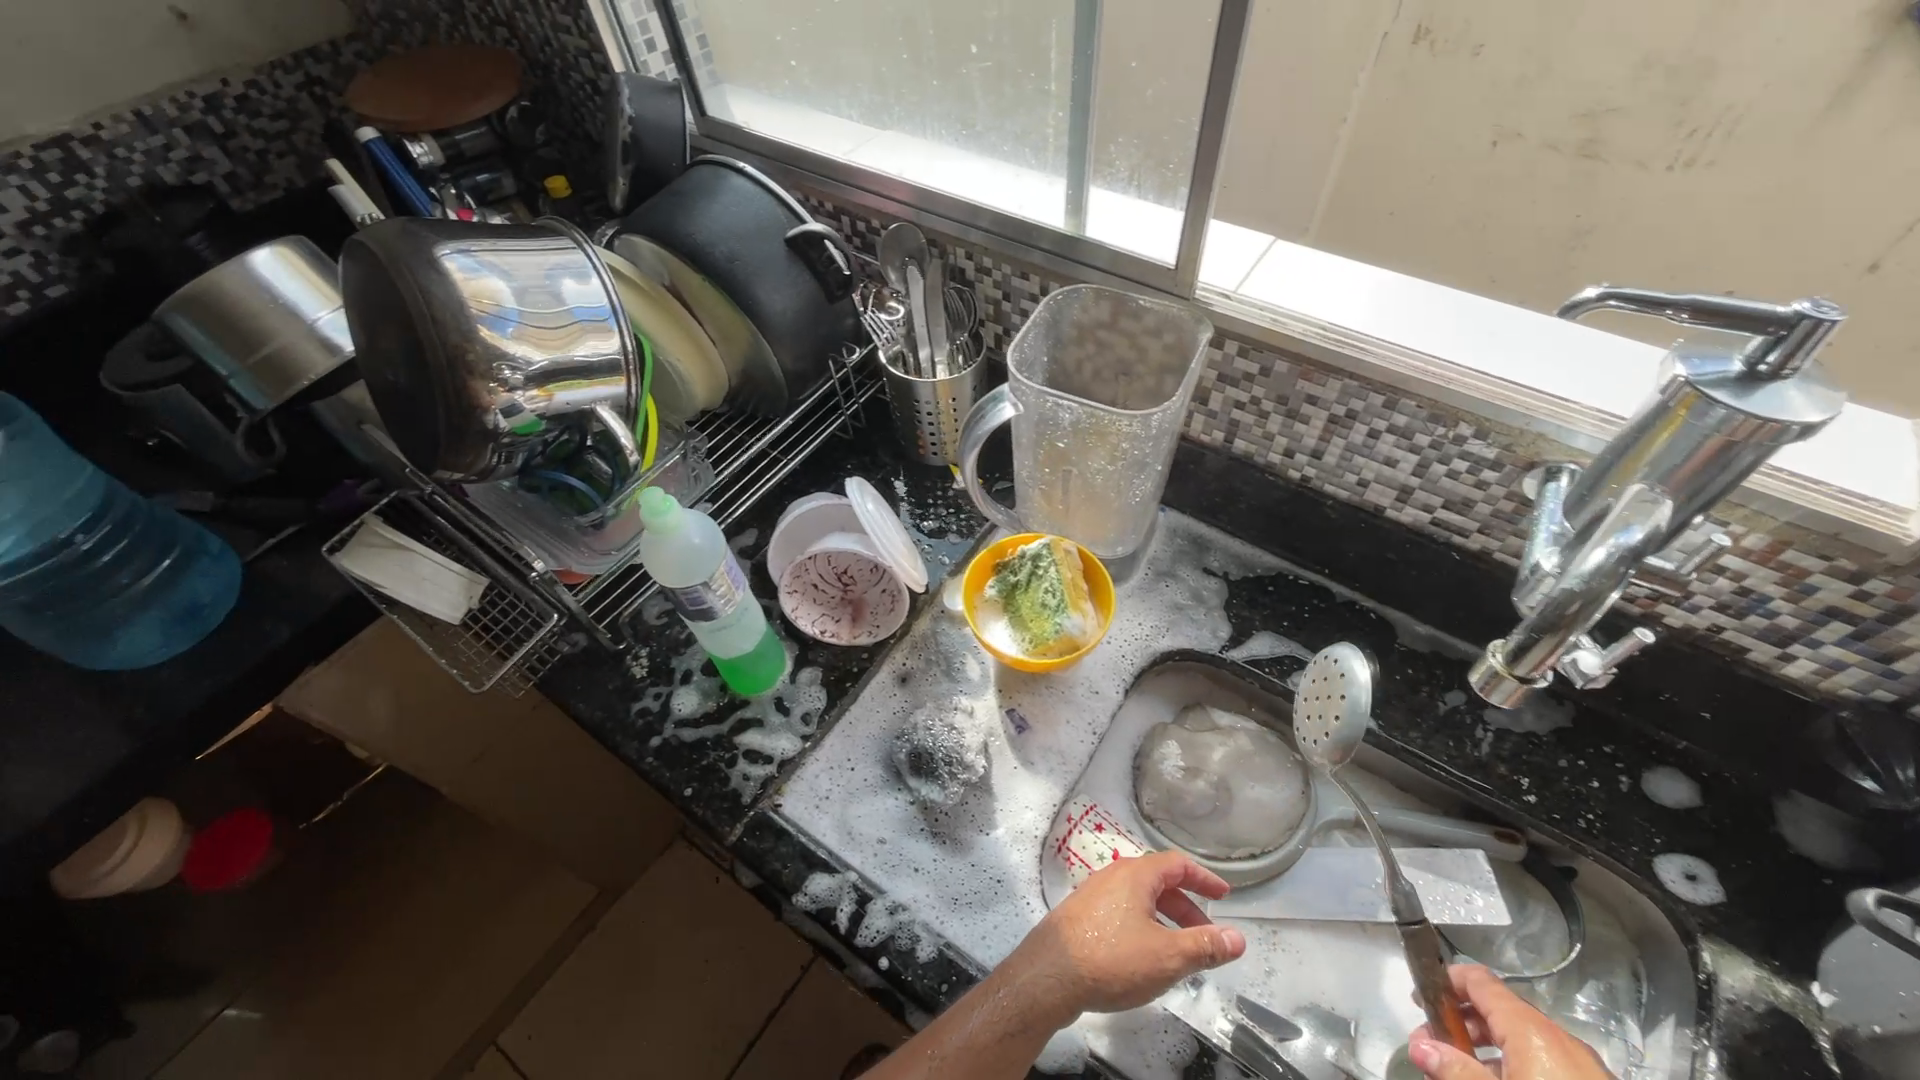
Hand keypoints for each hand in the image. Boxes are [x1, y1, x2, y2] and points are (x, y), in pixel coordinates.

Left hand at [1002, 851, 1246, 1026]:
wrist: (1048, 977)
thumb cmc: (1112, 959)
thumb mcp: (1167, 956)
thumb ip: (1205, 946)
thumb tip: (1238, 937)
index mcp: (1135, 875)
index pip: (1177, 864)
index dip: (1203, 878)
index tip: (1224, 895)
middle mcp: (1113, 876)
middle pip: (1158, 882)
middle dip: (1186, 908)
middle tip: (1206, 936)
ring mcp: (1093, 895)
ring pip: (1138, 900)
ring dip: (1164, 920)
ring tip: (1178, 952)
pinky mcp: (1080, 917)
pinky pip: (1121, 913)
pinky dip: (1142, 927)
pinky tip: (1143, 958)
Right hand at [1408, 965, 1611, 1079]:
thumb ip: (1455, 1071)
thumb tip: (1418, 1047)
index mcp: (1531, 1030)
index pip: (1480, 981)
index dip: (1446, 981)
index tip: (1420, 999)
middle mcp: (1557, 1037)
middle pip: (1497, 1011)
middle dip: (1458, 1025)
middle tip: (1431, 1049)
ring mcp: (1579, 1064)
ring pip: (1519, 1039)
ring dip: (1483, 1048)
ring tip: (1458, 1073)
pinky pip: (1542, 1062)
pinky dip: (1512, 1066)